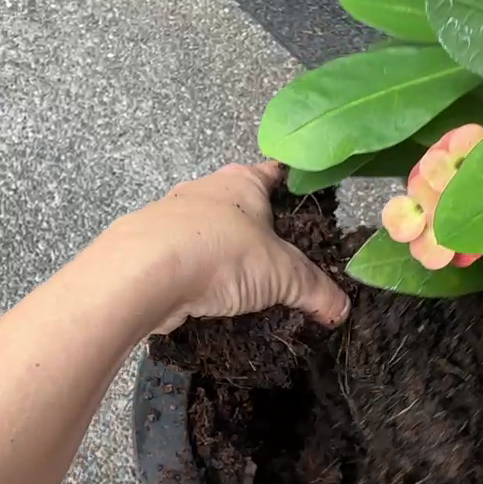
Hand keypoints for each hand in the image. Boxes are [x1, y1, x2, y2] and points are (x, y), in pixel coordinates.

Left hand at [104, 163, 351, 334]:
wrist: (142, 273)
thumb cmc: (219, 253)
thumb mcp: (283, 274)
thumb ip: (315, 290)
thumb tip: (340, 310)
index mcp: (243, 181)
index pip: (279, 174)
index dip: (297, 191)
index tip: (312, 212)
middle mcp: (207, 191)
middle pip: (244, 208)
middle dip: (261, 234)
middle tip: (284, 265)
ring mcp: (174, 218)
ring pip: (211, 235)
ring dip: (227, 259)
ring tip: (248, 291)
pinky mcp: (152, 249)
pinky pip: (186, 261)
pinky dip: (200, 279)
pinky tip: (210, 301)